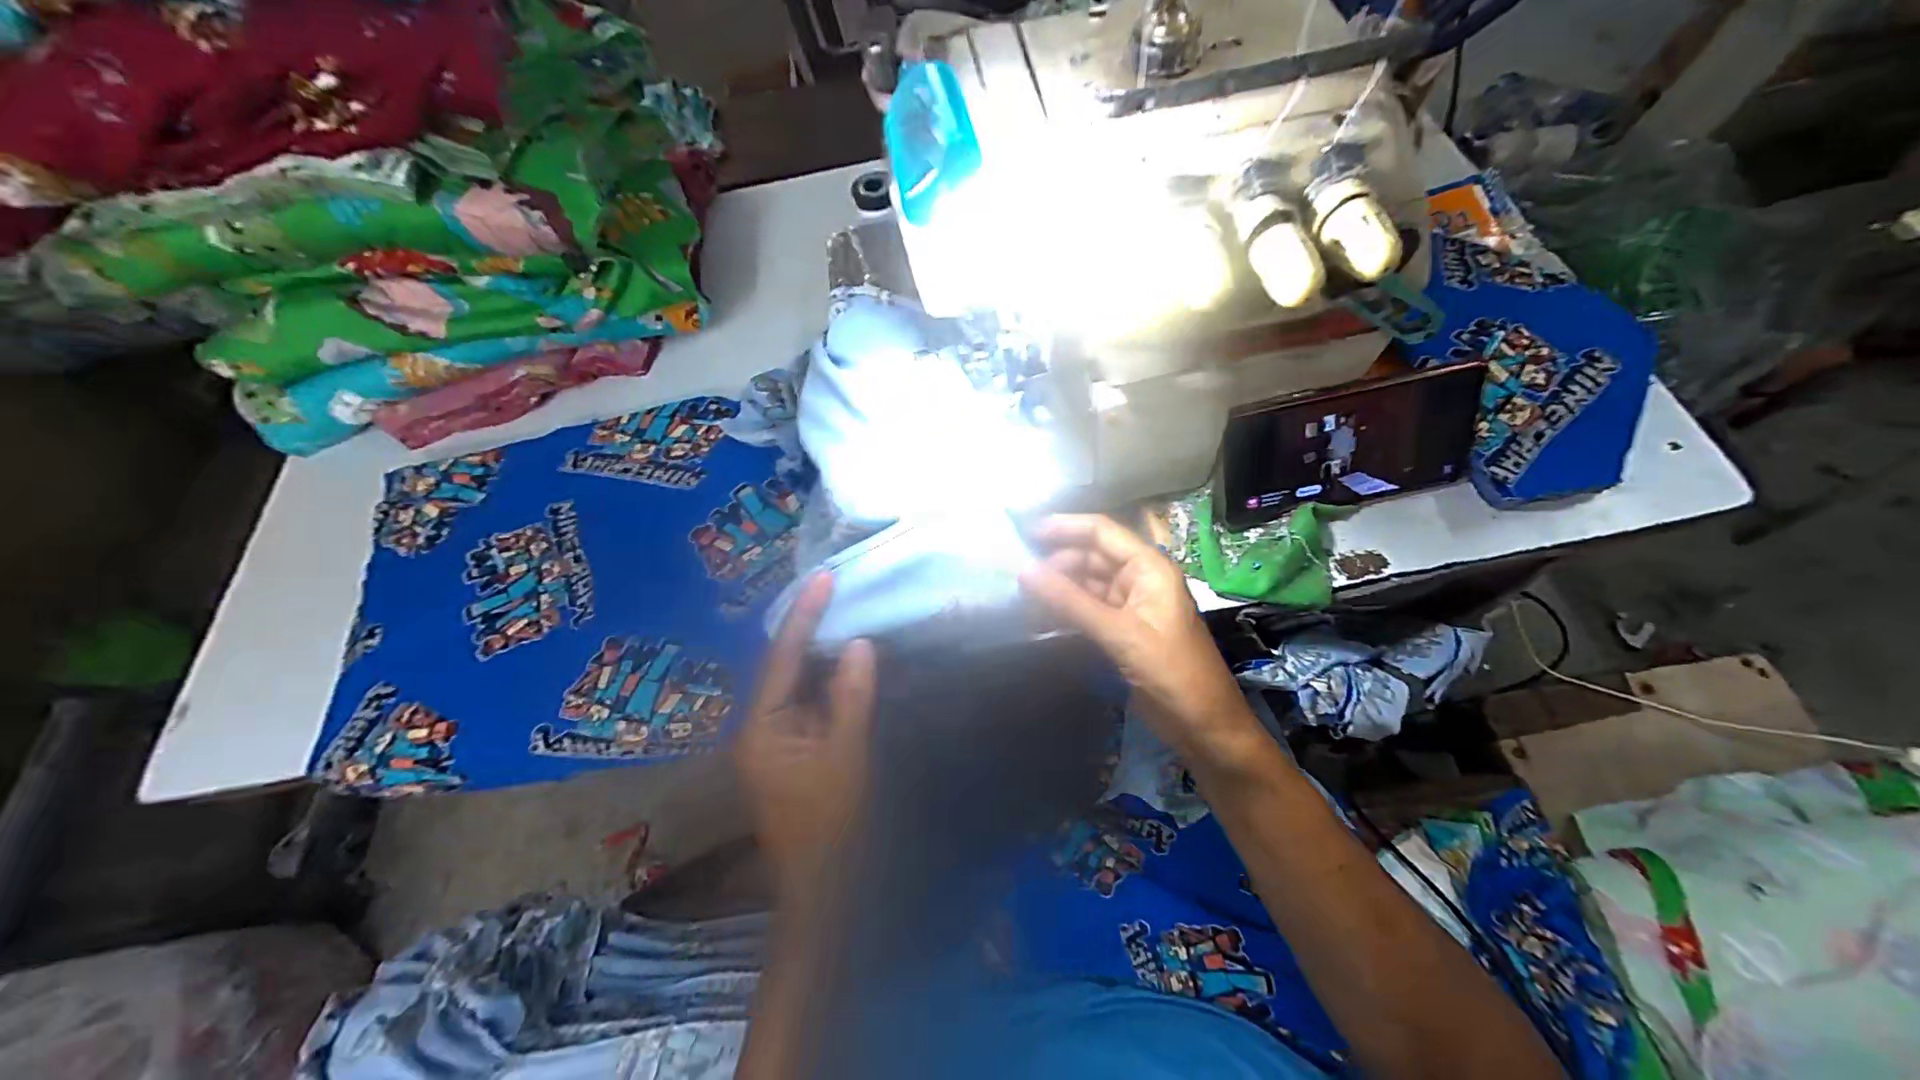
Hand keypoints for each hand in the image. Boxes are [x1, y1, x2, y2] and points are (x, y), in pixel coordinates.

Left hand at [737, 573, 875, 898]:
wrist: (821, 881)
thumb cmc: (830, 820)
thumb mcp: (846, 754)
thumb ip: (851, 697)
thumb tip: (859, 644)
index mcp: (761, 727)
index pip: (783, 659)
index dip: (804, 616)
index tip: (822, 578)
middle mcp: (758, 727)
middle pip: (783, 666)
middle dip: (807, 628)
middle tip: (831, 586)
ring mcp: (772, 740)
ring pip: (795, 683)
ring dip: (817, 652)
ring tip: (840, 610)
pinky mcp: (789, 749)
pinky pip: (805, 702)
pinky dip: (824, 680)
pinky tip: (843, 661)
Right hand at [1018, 515, 1262, 763]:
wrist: (1204, 725)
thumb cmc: (1171, 672)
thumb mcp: (1119, 634)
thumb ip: (1070, 601)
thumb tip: (1023, 571)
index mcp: (1149, 568)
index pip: (1101, 532)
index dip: (1064, 527)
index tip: (1024, 533)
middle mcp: (1139, 580)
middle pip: (1089, 558)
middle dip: (1055, 565)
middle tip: (1017, 580)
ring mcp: (1130, 607)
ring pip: (1086, 586)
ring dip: (1057, 591)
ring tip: (1022, 602)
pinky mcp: (1123, 632)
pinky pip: (1088, 612)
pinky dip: (1065, 614)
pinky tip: (1040, 621)